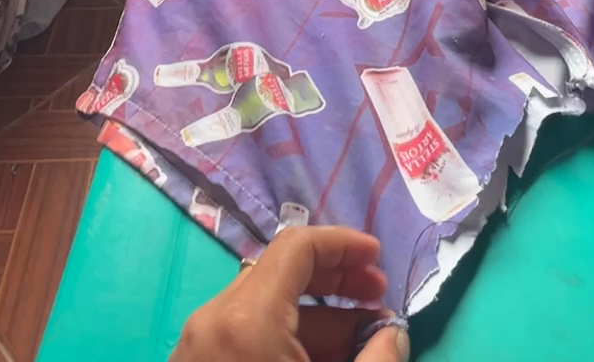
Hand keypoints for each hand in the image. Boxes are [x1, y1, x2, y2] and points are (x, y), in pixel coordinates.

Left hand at [172, 226, 407, 361]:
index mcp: (245, 316)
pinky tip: (327, 357)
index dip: (343, 244)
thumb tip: (394, 333)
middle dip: (335, 279)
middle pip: (282, 272)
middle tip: (379, 294)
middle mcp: (215, 318)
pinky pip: (249, 337)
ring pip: (267, 308)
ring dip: (317, 314)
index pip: (297, 246)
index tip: (379, 259)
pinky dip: (289, 337)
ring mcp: (199, 346)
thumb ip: (375, 361)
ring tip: (365, 336)